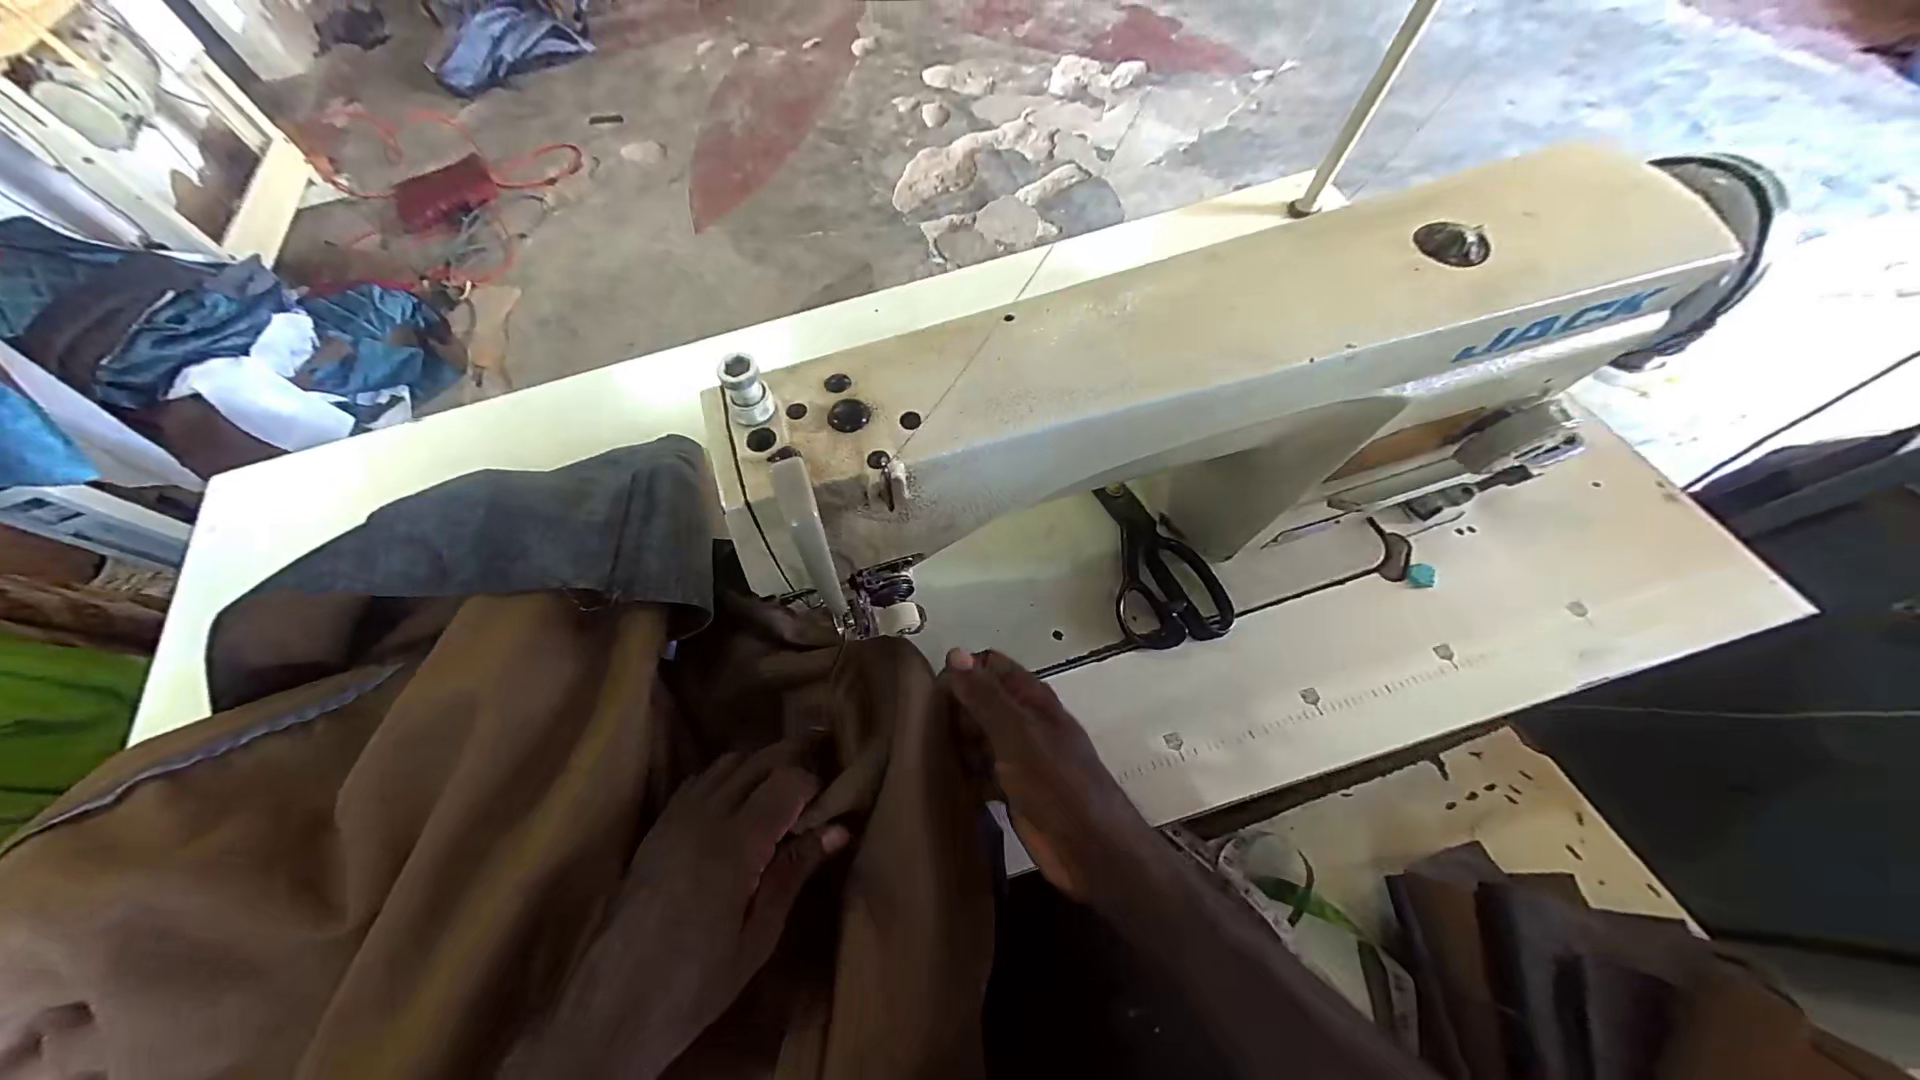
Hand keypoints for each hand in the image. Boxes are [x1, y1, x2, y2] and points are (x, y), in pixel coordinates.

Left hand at [509, 742, 849, 1079]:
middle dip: (793, 762)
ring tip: (778, 798)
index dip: (813, 784)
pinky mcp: (658, 827)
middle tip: (813, 790)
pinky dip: (727, 779)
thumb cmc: (695, 982)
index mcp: (736, 843)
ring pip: (728, 763)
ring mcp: (677, 817)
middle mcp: (706, 816)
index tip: (826, 809)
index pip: (787, 780)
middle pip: (758, 760)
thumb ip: (794, 872)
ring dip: (759, 768)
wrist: (611, 1007)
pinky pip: (699, 781)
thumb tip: (838, 830)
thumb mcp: (758, 936)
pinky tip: (736, 808)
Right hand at [940, 649, 1162, 901]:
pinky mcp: (1012, 789)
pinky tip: (942, 781)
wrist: (1090, 849)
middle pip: (979, 702)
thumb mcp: (1016, 733)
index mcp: (1031, 698)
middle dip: (954, 712)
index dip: (963, 673)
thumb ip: (984, 696)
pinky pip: (980, 772)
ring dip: (956, 744)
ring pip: (977, 738)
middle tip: (926, 732)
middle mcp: (1024, 721)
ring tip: (926, 756)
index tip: (934, 695)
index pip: (990, 666)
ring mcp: (1019, 756)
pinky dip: (964, 774)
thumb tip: (954, 652)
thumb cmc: (1056, 782)